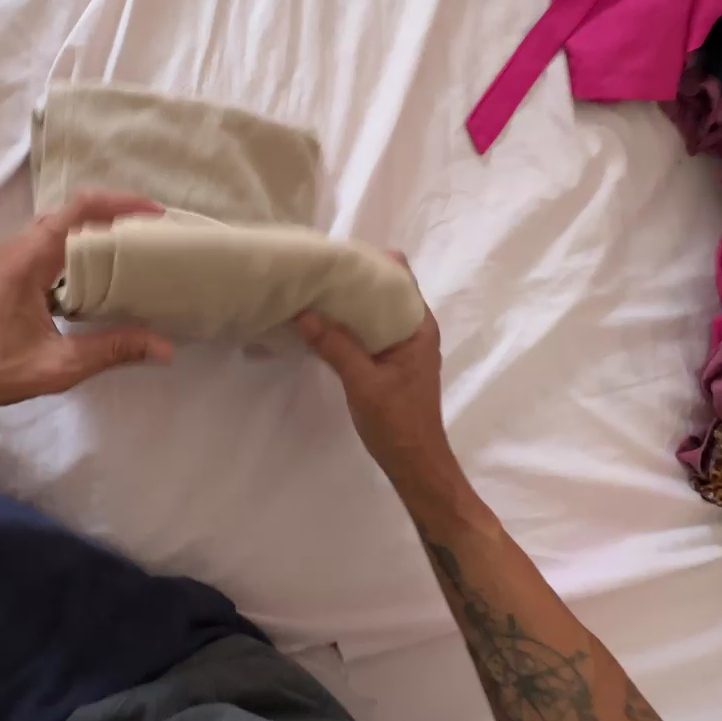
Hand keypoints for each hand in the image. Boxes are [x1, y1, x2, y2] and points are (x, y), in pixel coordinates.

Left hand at [0, 192, 173, 431]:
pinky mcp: (3, 275)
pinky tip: (93, 273)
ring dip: (92, 230)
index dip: (121, 204)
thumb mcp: (60, 365)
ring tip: (129, 246)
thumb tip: (165, 347)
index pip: (79, 211)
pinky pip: (44, 245)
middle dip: (112, 214)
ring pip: (55, 228)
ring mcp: (5, 261)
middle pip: (69, 213)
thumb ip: (114, 350)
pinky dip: (74, 248)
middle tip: (149, 230)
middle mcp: (15, 250)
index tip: (155, 213)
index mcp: (27, 260)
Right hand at [295, 266, 458, 492]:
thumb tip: (303, 313)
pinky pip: (366, 331)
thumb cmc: (397, 423)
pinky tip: (320, 325)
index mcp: (418, 326)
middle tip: (314, 274)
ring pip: (373, 312)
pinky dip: (346, 325)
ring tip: (312, 294)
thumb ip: (335, 346)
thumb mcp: (363, 383)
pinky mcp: (388, 361)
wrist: (414, 464)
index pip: (399, 276)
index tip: (336, 257)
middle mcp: (413, 329)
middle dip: (352, 280)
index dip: (370, 261)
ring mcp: (401, 346)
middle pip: (384, 290)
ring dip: (347, 305)